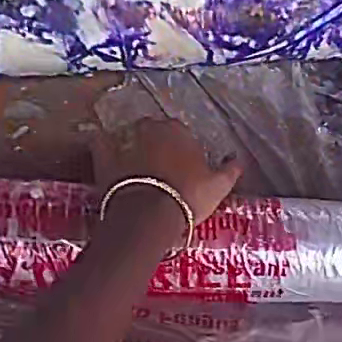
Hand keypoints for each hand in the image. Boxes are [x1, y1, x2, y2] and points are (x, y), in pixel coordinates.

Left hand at [95, 118, 243, 229]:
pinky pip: (103, 147)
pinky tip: (112, 165)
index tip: (186, 168)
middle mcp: (149, 127)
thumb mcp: (219, 187)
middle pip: (154, 133)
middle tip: (163, 170)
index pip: (183, 133)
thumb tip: (239, 160)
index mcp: (178, 130)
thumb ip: (230, 171)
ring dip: (134, 148)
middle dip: (158, 146)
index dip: (184, 151)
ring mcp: (123, 139)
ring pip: (130, 138)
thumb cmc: (188, 196)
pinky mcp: (102, 154)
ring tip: (140, 172)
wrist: (148, 214)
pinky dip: (106, 153)